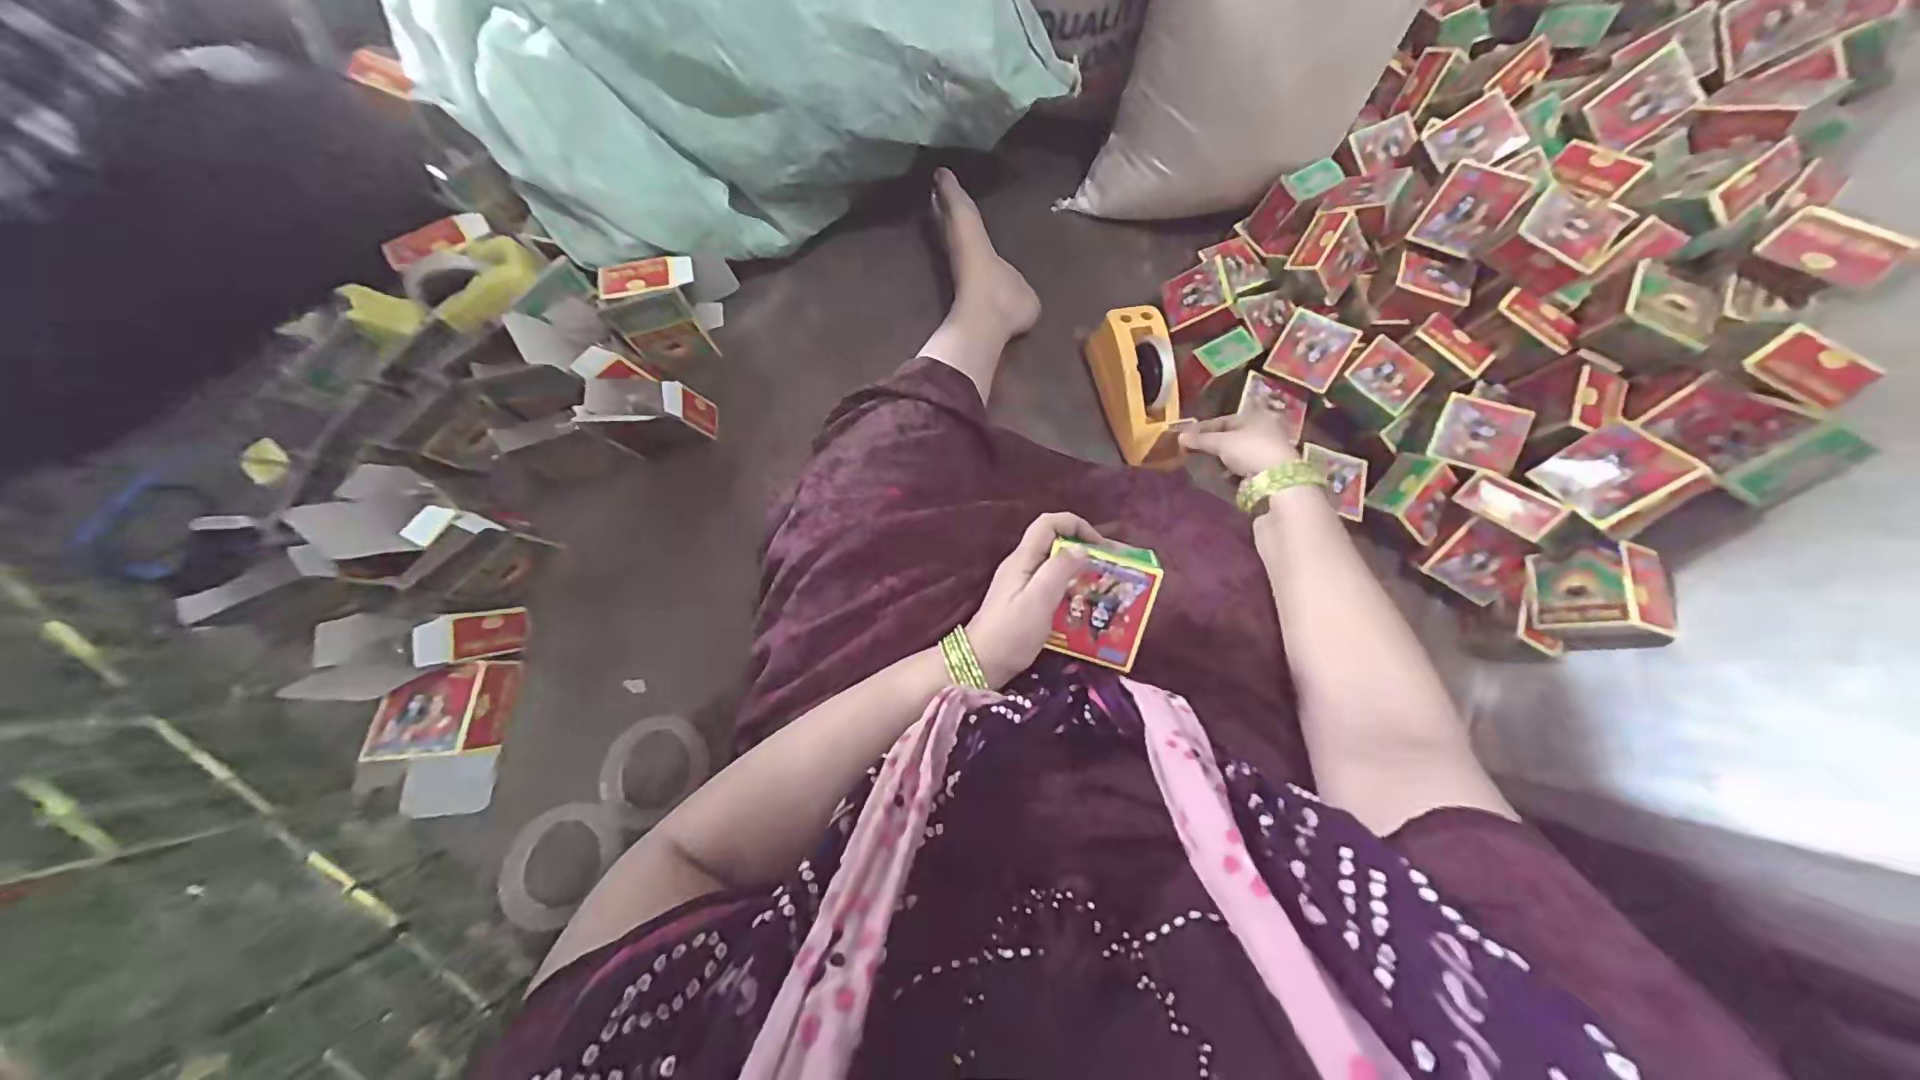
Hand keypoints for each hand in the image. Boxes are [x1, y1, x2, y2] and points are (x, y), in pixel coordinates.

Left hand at [965, 512, 1104, 686]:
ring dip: (1077, 571)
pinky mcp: (1022, 601)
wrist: (981, 663)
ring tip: (1100, 587)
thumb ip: (1059, 570)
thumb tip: (1081, 549)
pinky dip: (1068, 588)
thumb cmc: (1011, 633)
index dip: (1076, 525)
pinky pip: (1050, 584)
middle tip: (1107, 569)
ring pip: (1053, 565)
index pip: (1048, 523)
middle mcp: (1020, 566)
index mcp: (1023, 559)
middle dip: (1082, 549)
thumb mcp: (1039, 599)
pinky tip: (1081, 606)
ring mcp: (1020, 584)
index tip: (1100, 545)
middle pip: (1053, 542)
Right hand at [1179, 413, 1300, 477]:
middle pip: (1230, 435)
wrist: (1276, 478)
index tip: (1187, 436)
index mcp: (1255, 417)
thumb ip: (1201, 439)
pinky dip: (1231, 469)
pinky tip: (1221, 474)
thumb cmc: (1250, 450)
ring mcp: (1266, 449)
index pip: (1224, 419)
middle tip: (1193, 450)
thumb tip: (1180, 437)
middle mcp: (1263, 430)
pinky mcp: (1266, 467)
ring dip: (1221, 458)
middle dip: (1212, 444)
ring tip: (1205, 464)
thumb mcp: (1222, 442)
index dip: (1204, 427)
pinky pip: (1243, 465)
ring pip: (1236, 451)